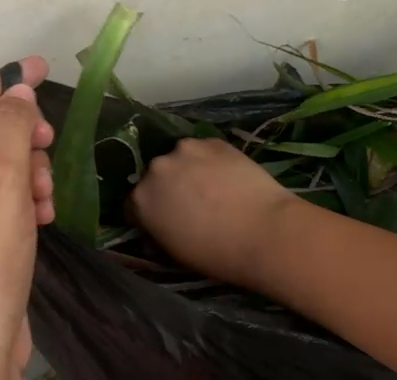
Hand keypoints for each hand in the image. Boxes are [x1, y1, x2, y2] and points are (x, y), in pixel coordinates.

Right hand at [128, 137, 301, 286]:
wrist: (264, 231)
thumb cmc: (217, 254)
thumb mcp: (176, 254)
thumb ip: (157, 233)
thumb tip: (157, 230)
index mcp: (142, 198)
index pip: (132, 204)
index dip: (146, 215)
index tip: (162, 223)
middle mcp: (157, 167)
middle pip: (155, 177)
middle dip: (167, 189)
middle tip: (190, 206)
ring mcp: (186, 148)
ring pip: (180, 159)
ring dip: (188, 171)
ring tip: (212, 189)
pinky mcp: (212, 140)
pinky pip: (204, 151)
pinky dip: (210, 162)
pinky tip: (228, 178)